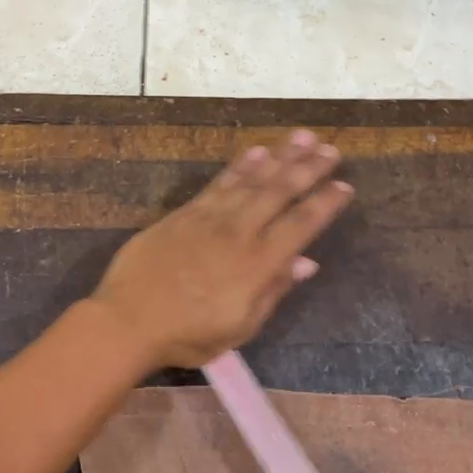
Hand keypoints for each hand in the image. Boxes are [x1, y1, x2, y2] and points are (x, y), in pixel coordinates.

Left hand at [84, 129, 352, 369]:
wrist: (128, 320)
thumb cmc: (187, 335)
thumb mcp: (240, 327)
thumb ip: (274, 291)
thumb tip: (306, 263)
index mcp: (257, 264)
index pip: (300, 225)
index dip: (324, 204)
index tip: (344, 186)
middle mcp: (239, 232)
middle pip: (280, 192)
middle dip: (308, 168)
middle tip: (331, 148)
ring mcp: (210, 218)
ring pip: (253, 180)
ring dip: (280, 156)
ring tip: (303, 136)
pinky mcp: (185, 212)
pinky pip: (219, 182)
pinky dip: (240, 165)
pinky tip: (257, 151)